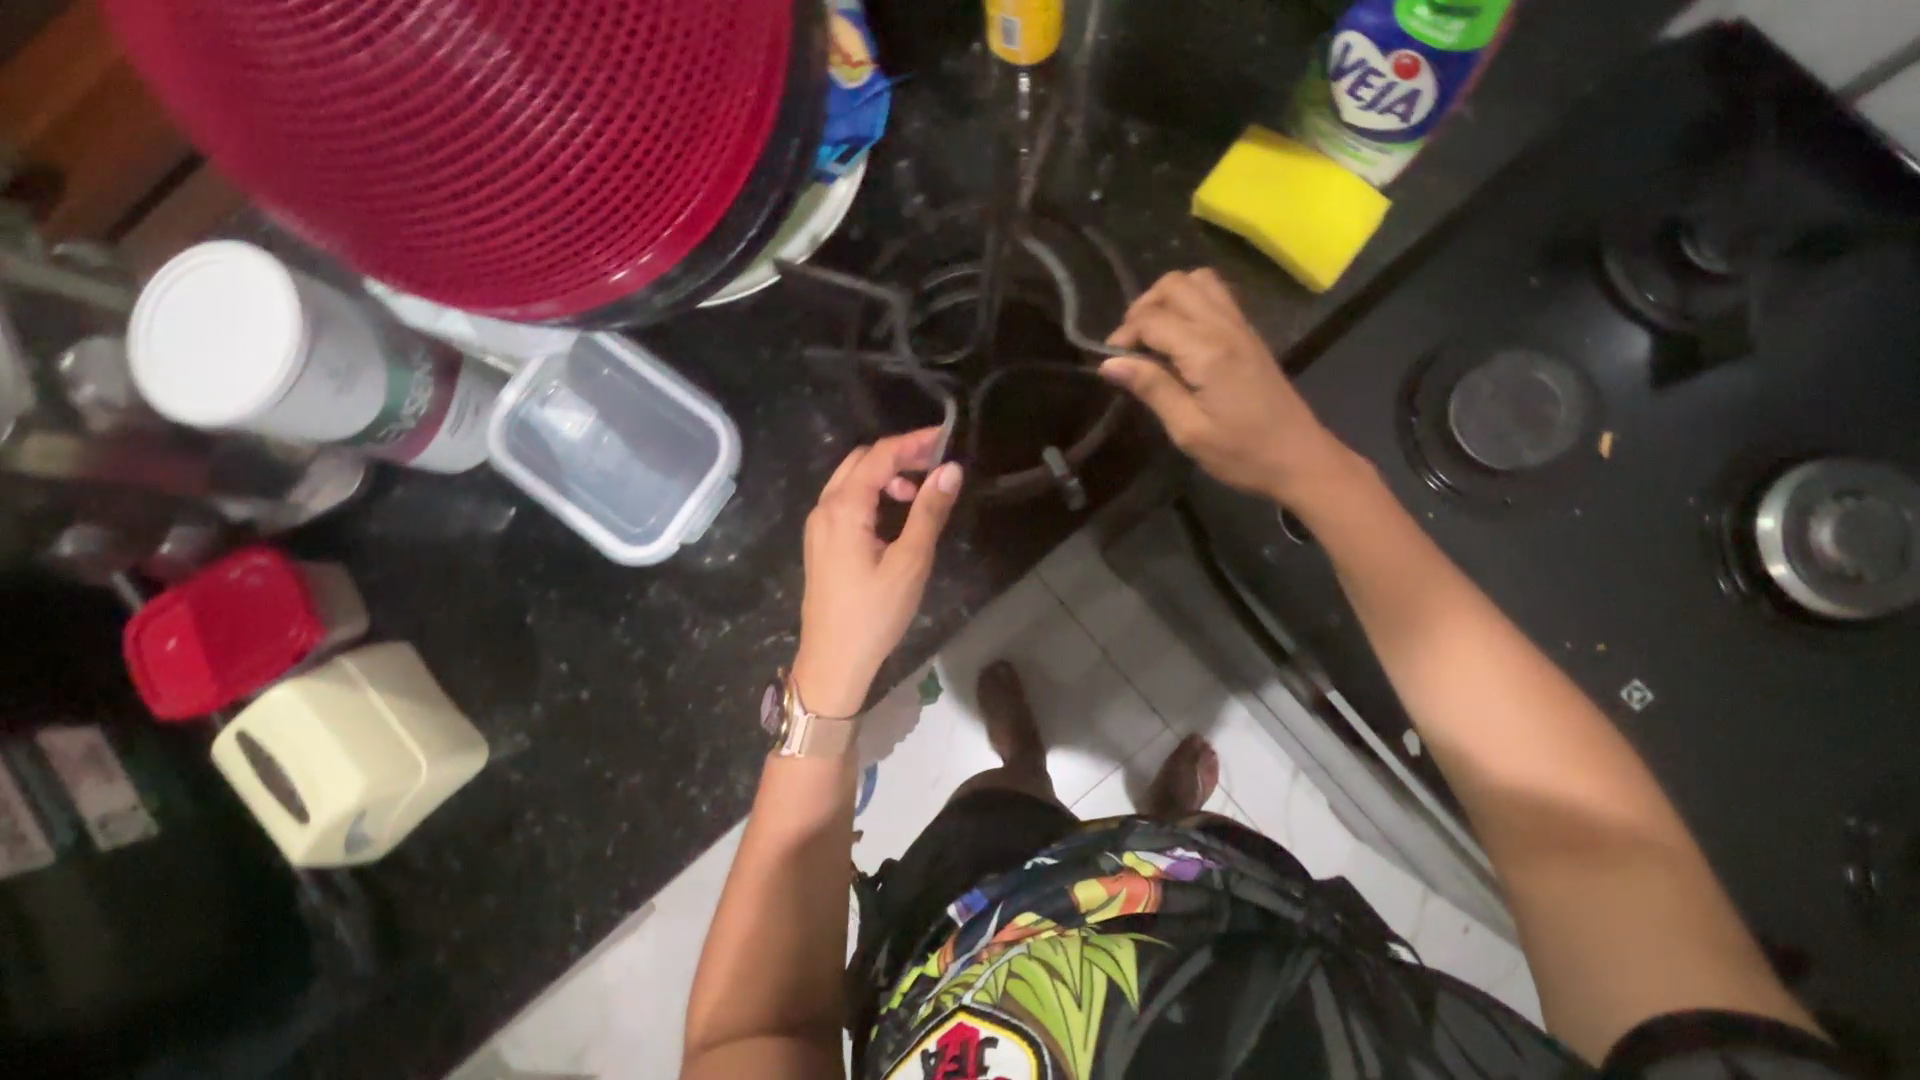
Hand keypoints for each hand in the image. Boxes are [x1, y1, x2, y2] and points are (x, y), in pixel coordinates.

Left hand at [792, 429, 963, 717]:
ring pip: (851, 481)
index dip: (913, 442)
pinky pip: (846, 502)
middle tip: (937, 465)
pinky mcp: (822, 542)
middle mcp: (824, 508)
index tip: (947, 439)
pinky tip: (896, 517)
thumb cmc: (874, 613)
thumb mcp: (910, 562)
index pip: (879, 455)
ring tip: (919, 495)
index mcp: (843, 508)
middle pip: (861, 461)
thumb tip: (951, 469)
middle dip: (899, 456)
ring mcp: (818, 526)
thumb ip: (929, 511)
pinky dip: (873, 496)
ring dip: (885, 476)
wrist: (833, 661)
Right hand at [1102, 269, 1358, 505]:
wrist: (1300, 458)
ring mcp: (1241, 326)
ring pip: (1198, 281)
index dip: (1123, 336)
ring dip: (1168, 299)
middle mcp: (1224, 327)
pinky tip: (1180, 338)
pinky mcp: (1249, 334)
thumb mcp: (1189, 430)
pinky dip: (1190, 303)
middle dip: (1143, 308)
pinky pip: (1216, 296)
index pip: (1152, 319)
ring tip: (1154, 335)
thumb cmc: (1242, 454)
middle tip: (1131, 345)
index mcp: (1206, 351)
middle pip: (1174, 285)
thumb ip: (1152, 389)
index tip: (1111, 364)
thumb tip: (1109, 364)